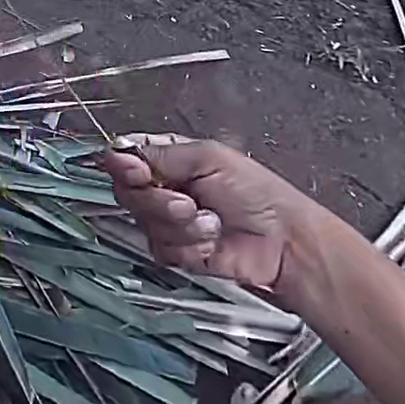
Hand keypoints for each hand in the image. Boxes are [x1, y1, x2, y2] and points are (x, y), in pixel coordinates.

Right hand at [100, 134, 314, 289]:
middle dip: (158, 200)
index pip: (128, 156)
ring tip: (210, 220)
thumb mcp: (208, 159)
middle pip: (129, 191)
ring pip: (145, 222)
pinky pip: (162, 249)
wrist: (284, 244)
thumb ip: (160, 155)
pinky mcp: (178, 250)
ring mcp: (171, 220)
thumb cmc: (258, 194)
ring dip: (180, 226)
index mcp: (172, 157)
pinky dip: (188, 246)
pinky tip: (211, 240)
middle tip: (187, 201)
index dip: (125, 165)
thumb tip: (120, 153)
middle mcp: (166, 186)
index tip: (137, 172)